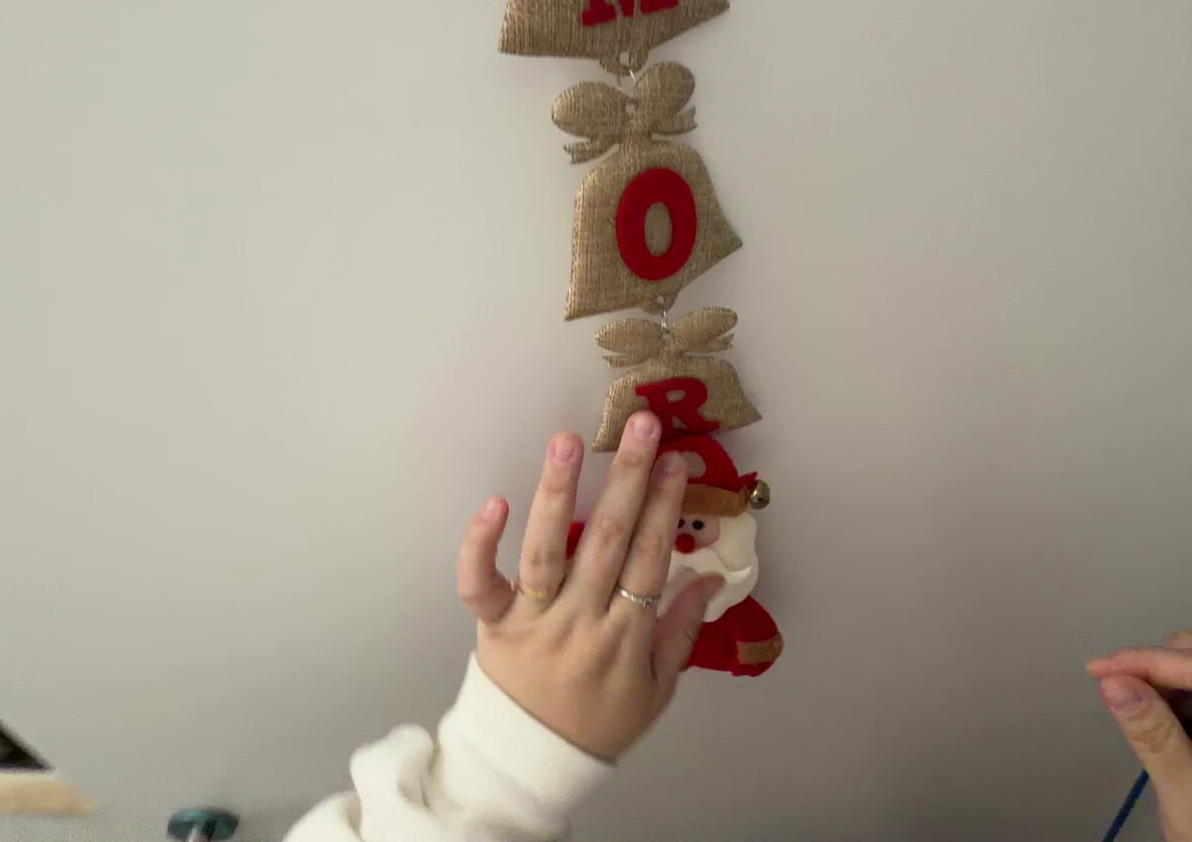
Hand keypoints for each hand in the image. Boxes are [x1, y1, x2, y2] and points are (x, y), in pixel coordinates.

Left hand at [457, 411, 724, 760]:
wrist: (528, 766)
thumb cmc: (599, 724)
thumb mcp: (656, 689)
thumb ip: (682, 631)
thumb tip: (711, 579)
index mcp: (624, 637)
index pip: (650, 558)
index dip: (665, 506)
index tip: (676, 460)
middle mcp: (580, 620)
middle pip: (608, 540)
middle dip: (627, 476)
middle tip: (641, 425)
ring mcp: (532, 620)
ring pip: (547, 549)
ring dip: (558, 490)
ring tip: (568, 440)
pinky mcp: (491, 623)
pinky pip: (480, 583)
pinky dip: (482, 545)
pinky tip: (495, 501)